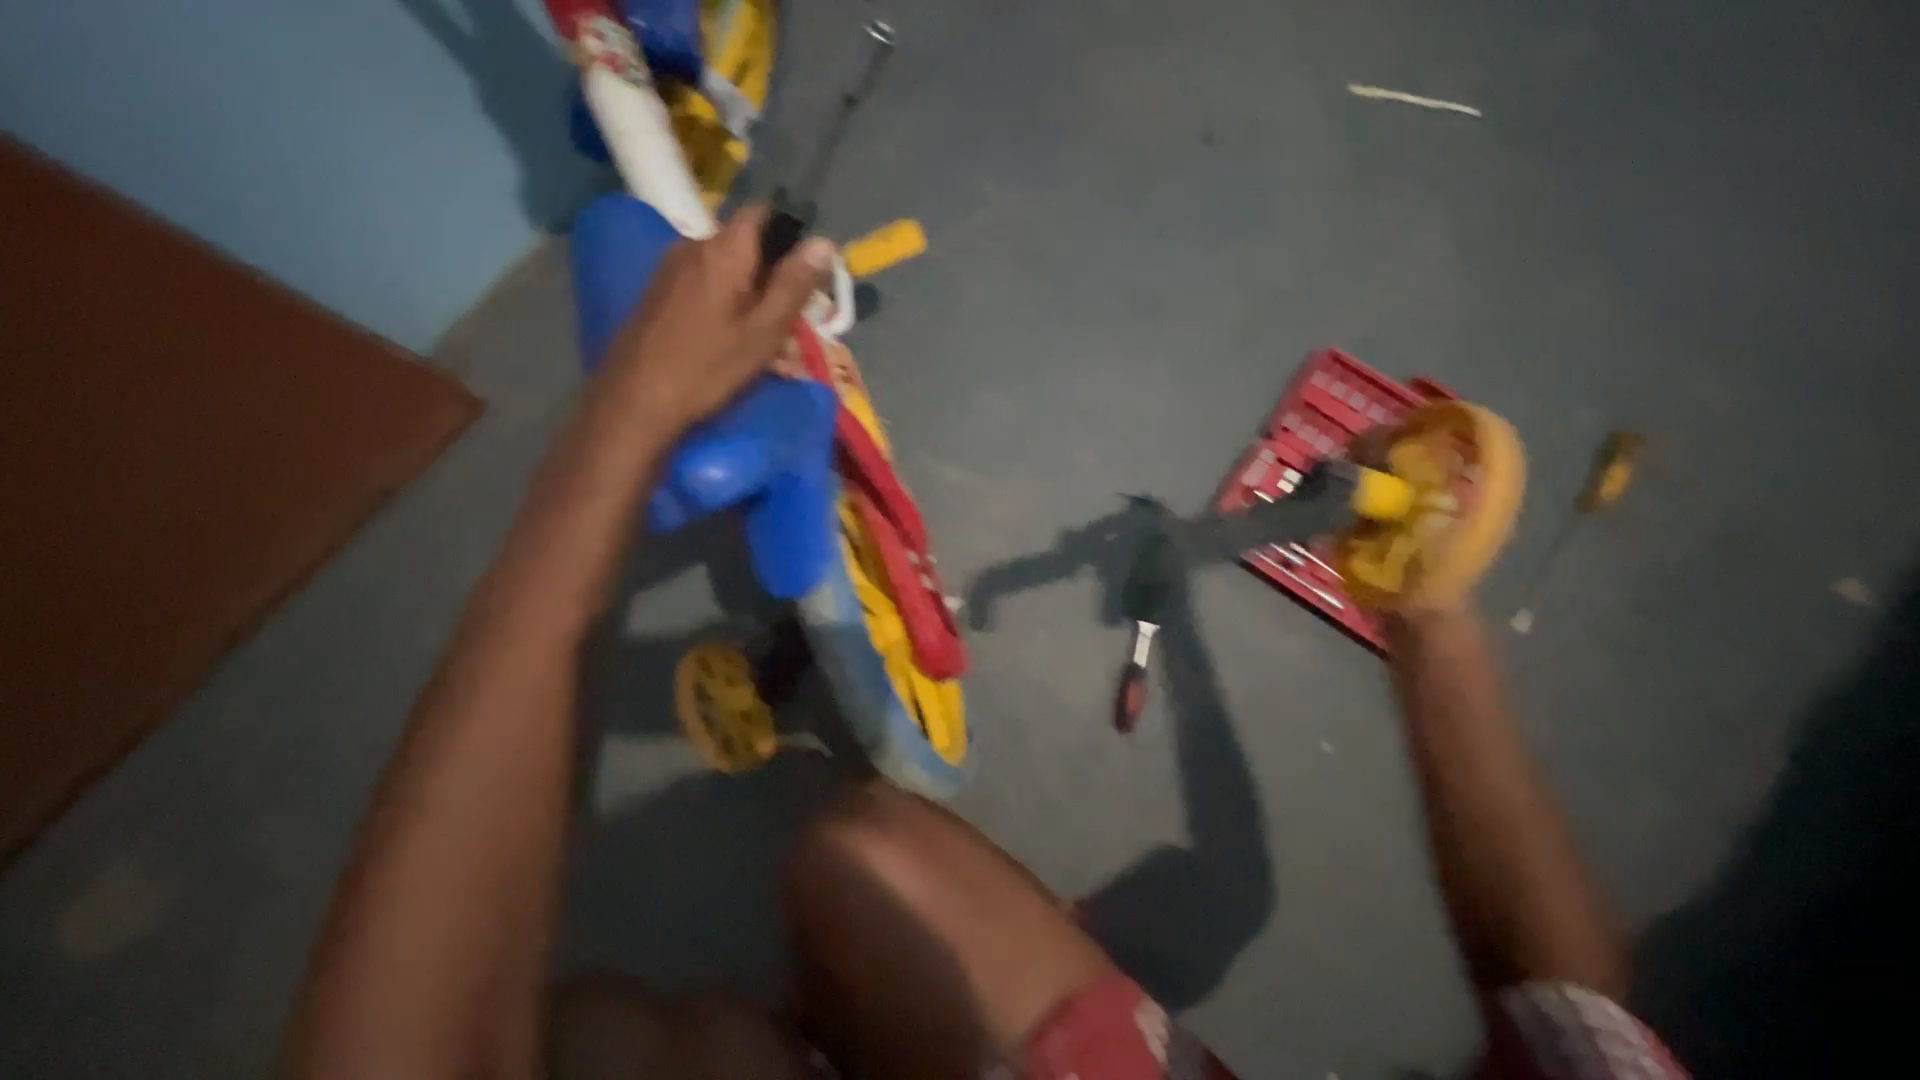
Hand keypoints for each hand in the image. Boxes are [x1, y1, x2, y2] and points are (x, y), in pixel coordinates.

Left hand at [600, 204, 834, 433]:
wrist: (633, 401)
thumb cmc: (706, 369)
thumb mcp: (763, 332)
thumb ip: (794, 285)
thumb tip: (825, 243)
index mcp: (723, 251)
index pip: (762, 213)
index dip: (788, 235)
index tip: (802, 275)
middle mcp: (691, 246)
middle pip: (743, 243)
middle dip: (769, 273)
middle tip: (785, 321)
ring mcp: (668, 268)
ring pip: (722, 267)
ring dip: (745, 292)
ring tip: (757, 338)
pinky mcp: (655, 292)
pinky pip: (700, 283)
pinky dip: (721, 302)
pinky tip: (724, 340)